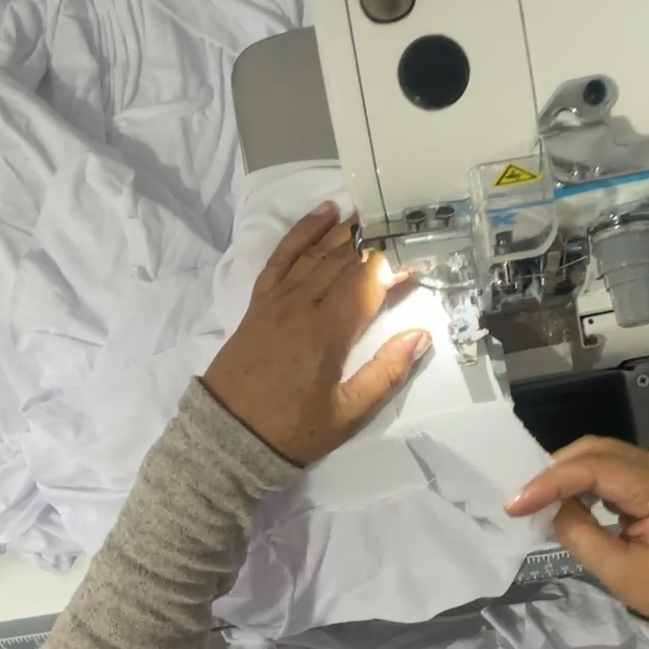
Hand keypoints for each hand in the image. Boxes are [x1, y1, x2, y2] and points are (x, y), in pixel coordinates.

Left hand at [203, 202, 428, 464]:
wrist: (228, 436)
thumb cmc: (292, 430)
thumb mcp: (348, 414)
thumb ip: (385, 374)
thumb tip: (420, 336)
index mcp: (327, 332)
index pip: (368, 281)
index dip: (396, 264)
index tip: (421, 257)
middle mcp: (301, 305)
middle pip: (344, 259)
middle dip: (377, 241)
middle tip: (406, 225)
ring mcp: (277, 299)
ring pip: (317, 252)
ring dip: (346, 229)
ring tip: (374, 211)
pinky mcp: (259, 302)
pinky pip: (282, 257)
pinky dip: (302, 231)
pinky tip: (323, 213)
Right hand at [506, 437, 648, 622]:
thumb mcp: (617, 571)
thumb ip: (579, 534)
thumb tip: (550, 508)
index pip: (598, 470)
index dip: (553, 482)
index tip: (517, 503)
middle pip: (597, 450)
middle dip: (555, 470)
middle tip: (524, 498)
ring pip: (599, 454)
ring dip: (565, 472)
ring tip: (537, 498)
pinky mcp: (646, 482)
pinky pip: (606, 468)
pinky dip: (579, 479)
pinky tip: (562, 497)